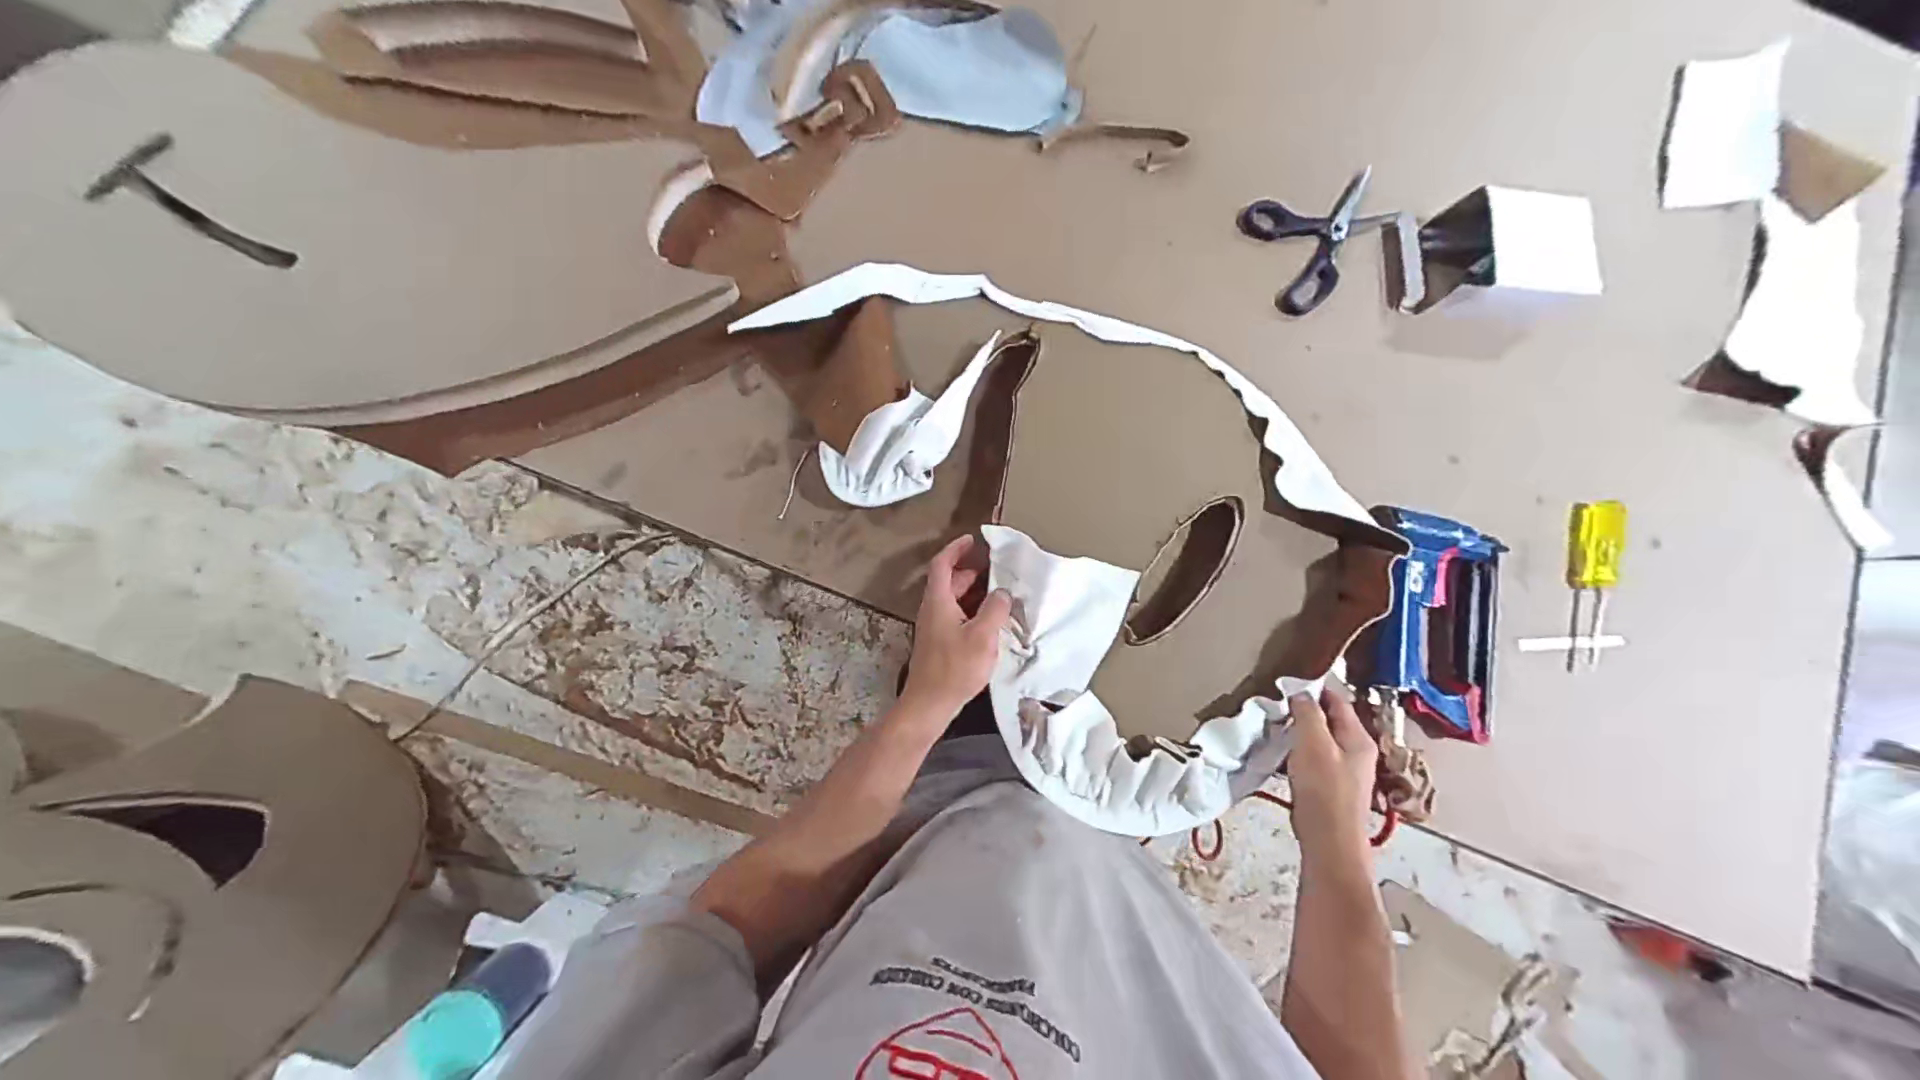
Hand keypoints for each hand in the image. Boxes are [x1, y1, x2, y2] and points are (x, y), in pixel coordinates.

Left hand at [900, 535, 1011, 720]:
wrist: (930, 703)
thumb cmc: (954, 668)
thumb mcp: (982, 636)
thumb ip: (995, 609)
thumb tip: (1002, 593)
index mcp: (938, 601)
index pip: (942, 564)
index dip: (956, 549)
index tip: (972, 540)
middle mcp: (932, 610)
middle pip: (948, 581)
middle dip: (970, 570)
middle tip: (995, 568)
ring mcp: (934, 627)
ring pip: (953, 600)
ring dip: (973, 592)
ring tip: (998, 592)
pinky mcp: (939, 643)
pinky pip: (955, 616)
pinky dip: (971, 609)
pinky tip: (990, 620)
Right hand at [1285, 689, 1378, 861]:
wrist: (1329, 841)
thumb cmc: (1323, 790)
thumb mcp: (1313, 743)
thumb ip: (1307, 713)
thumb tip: (1300, 692)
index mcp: (1358, 738)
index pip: (1338, 701)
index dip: (1314, 689)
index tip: (1286, 684)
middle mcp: (1356, 752)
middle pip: (1329, 720)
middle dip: (1304, 711)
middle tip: (1277, 706)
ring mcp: (1345, 770)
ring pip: (1320, 739)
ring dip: (1299, 731)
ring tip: (1276, 726)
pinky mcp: (1330, 786)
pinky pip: (1314, 758)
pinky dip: (1298, 750)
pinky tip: (1282, 754)